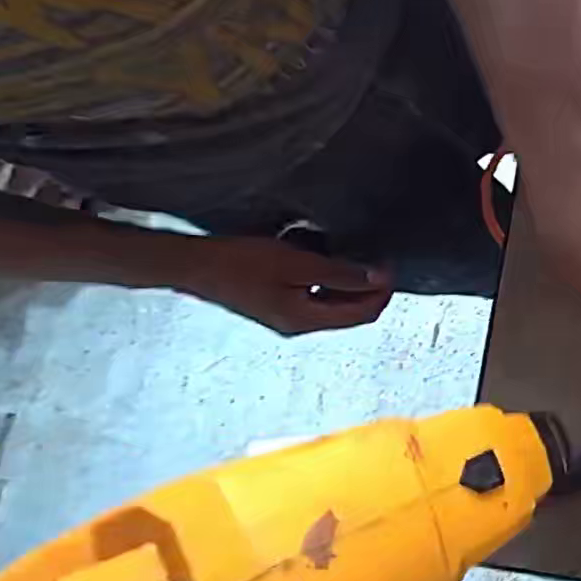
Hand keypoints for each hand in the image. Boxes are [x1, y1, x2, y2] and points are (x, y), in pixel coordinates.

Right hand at [171, 236, 392, 335]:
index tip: (390, 266)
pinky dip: (329, 279)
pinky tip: (327, 258)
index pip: (362, 314)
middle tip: (378, 259)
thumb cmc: (241, 262)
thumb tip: (378, 279)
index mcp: (306, 320)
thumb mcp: (299, 265)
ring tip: (356, 256)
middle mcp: (300, 324)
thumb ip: (341, 274)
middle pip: (351, 311)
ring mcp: (287, 315)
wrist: (191, 263)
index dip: (382, 292)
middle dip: (369, 287)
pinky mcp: (277, 302)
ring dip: (350, 282)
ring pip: (335, 302)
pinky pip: (317, 294)